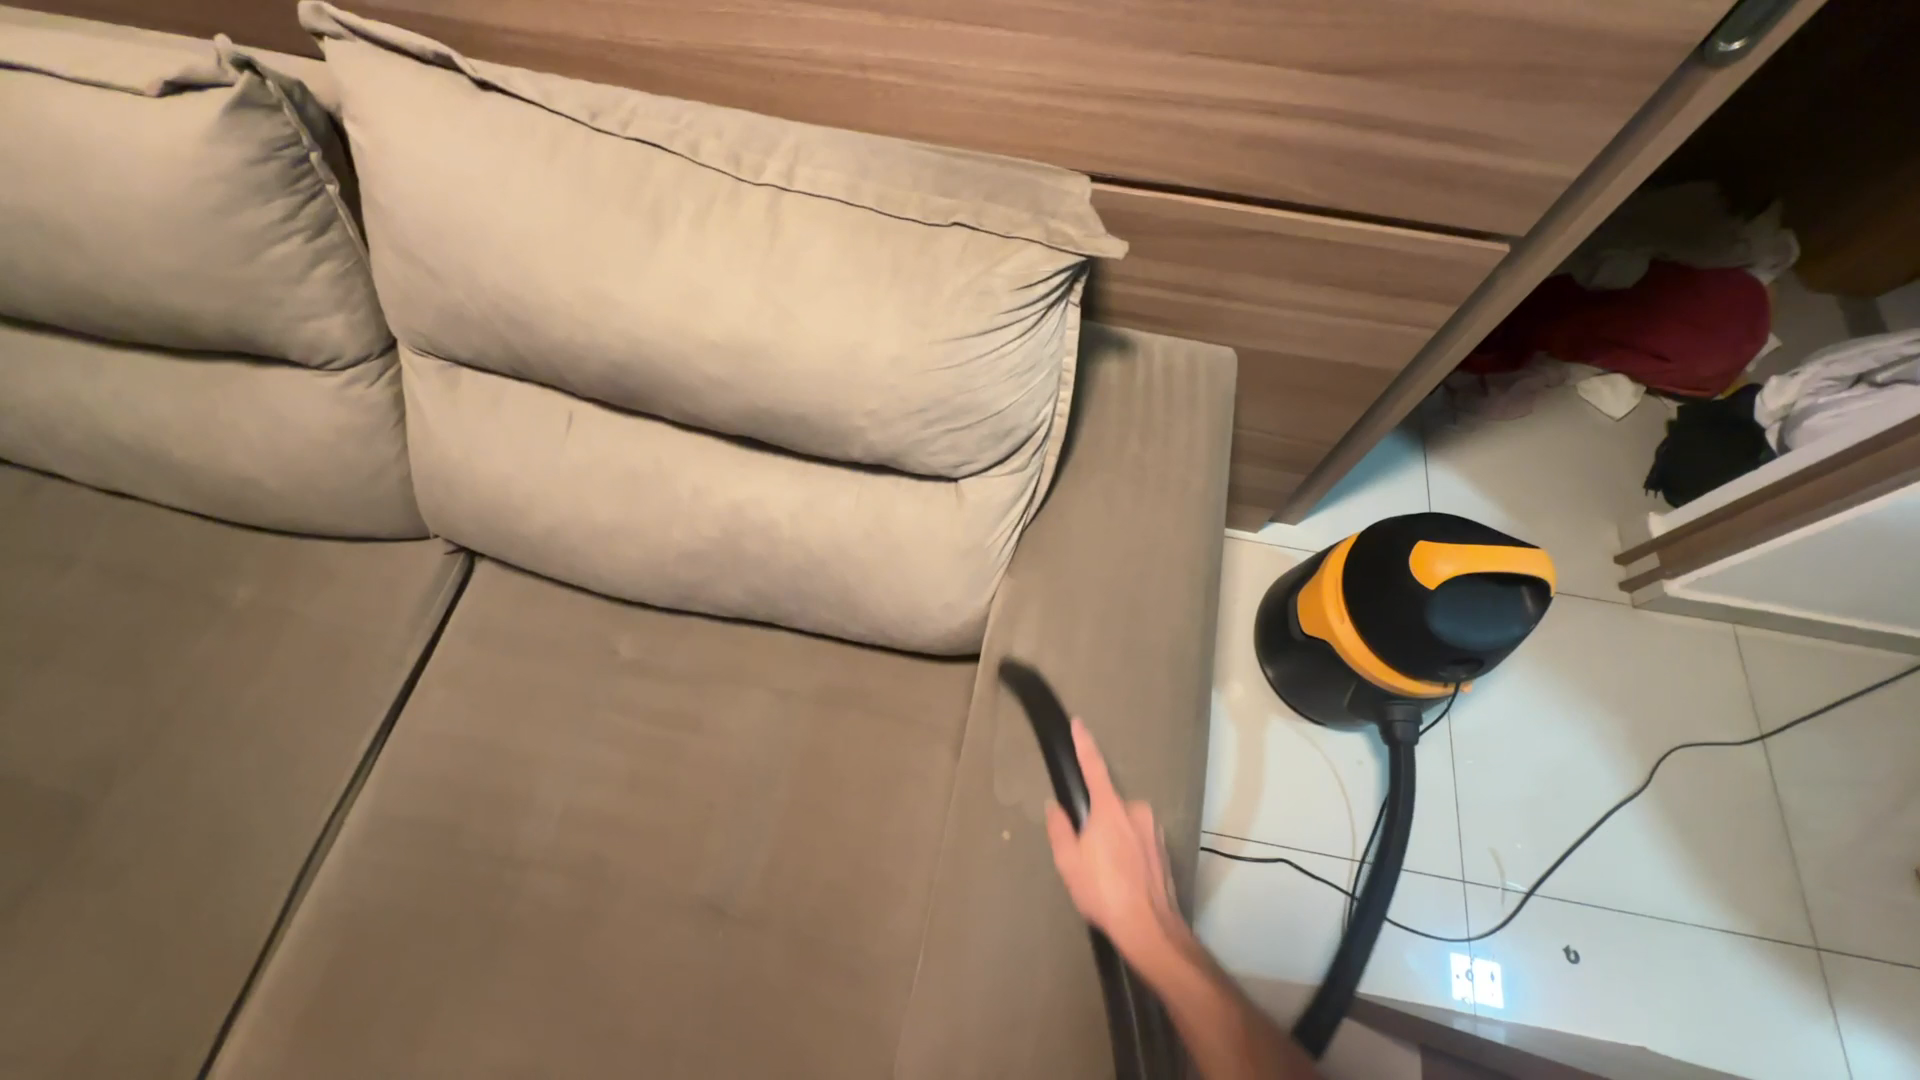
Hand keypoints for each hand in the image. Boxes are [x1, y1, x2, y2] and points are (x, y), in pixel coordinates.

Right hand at [1045, 718, 1181, 953]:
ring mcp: (1154, 832)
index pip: (1094, 768)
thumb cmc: (1103, 892)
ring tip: (1106, 877)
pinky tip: (1122, 882)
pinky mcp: (1164, 851)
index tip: (1079, 724)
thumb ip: (1060, 829)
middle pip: (1108, 807)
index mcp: (1111, 809)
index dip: (1084, 744)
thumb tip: (1056, 807)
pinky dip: (1127, 856)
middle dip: (1096, 825)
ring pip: (1124, 827)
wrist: (1149, 928)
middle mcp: (1137, 812)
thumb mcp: (1068, 862)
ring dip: (1113, 843)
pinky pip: (1137, 843)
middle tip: (1087, 858)